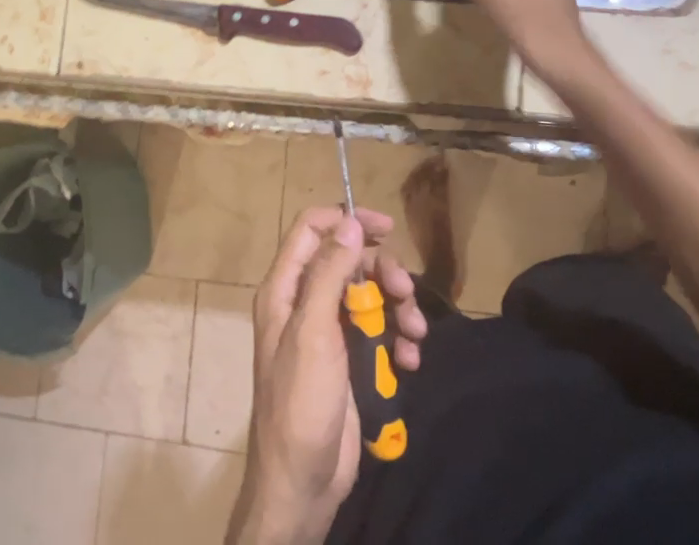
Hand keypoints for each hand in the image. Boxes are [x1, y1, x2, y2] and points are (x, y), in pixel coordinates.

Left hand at [230, 207, 426, 544]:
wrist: (304, 478)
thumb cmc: (300, 402)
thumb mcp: (314, 332)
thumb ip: (329, 274)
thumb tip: (349, 223)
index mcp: (285, 290)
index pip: (311, 231)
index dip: (346, 220)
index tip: (385, 228)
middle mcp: (305, 303)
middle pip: (349, 261)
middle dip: (383, 273)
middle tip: (405, 293)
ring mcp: (330, 332)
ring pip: (371, 296)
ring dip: (398, 309)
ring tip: (414, 337)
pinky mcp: (351, 359)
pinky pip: (380, 332)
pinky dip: (398, 340)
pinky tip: (409, 361)